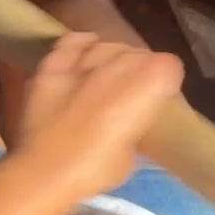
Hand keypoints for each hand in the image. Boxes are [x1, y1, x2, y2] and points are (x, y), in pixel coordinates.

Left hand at [7, 31, 184, 202]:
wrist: (46, 171)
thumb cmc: (96, 169)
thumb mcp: (132, 154)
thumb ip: (135, 126)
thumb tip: (127, 122)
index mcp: (147, 84)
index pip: (169, 66)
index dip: (165, 82)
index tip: (158, 99)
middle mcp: (118, 65)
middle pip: (136, 54)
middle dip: (138, 70)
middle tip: (129, 93)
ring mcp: (82, 63)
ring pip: (106, 46)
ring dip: (111, 59)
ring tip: (106, 77)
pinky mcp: (51, 67)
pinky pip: (71, 43)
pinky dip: (81, 45)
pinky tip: (84, 52)